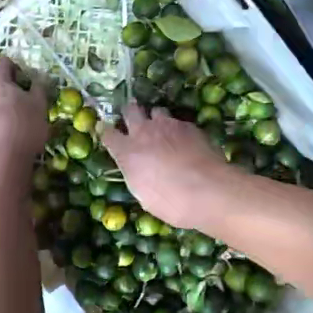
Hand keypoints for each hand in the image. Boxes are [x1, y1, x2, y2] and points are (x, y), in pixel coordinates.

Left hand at [0, 57, 47, 176]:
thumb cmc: (25, 126)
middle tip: (23, 103)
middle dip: (7, 90)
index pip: (3, 63)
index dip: (16, 68)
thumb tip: (37, 79)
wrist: (3, 160)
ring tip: (14, 122)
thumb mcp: (40, 104)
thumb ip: (38, 87)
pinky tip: (5, 135)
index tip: (26, 80)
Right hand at [99, 104, 236, 230]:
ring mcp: (168, 125)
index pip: (108, 134)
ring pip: (157, 111)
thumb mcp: (143, 194)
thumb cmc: (170, 202)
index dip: (105, 131)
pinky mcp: (189, 126)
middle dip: (130, 112)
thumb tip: (137, 168)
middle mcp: (144, 132)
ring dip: (156, 118)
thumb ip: (136, 173)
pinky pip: (178, 122)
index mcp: (127, 152)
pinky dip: (177, 129)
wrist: (207, 189)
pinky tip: (184, 141)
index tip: (105, 130)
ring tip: (162, 129)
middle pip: (131, 110)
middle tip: (133, 118)